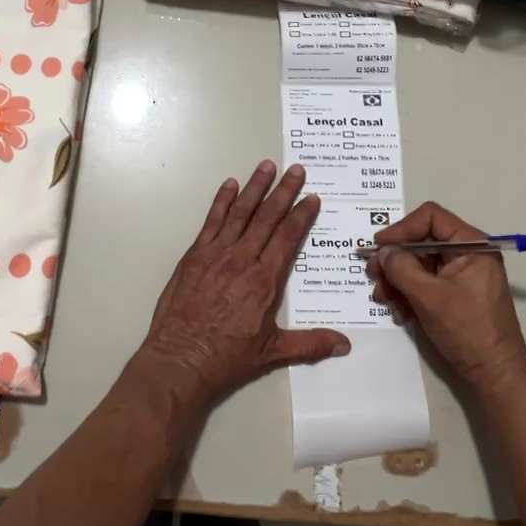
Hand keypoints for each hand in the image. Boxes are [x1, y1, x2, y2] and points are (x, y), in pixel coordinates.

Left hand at [134, 161, 350, 406]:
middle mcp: (242, 260)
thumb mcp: (273, 353)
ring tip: (267, 166)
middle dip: (284, 192)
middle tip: (297, 170)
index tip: (312, 198)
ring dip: (255, 187)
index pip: (288, 238)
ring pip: (240, 213)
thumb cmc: (227, 358)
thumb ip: (310, 344)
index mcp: (264, 281)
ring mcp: (216, 254)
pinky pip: (211, 221)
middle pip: (267, 218)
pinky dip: (221, 201)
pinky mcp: (194, 255)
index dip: (301, 215)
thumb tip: (345, 344)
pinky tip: (229, 185)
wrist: (180, 359)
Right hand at [368, 201, 525, 392]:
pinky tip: (399, 313)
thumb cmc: (467, 330)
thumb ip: (401, 268)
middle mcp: (468, 255)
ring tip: (383, 299)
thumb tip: (383, 252)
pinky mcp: (456, 296)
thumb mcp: (429, 297)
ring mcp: (462, 276)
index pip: (431, 218)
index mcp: (472, 246)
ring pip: (420, 265)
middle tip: (373, 274)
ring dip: (398, 281)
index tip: (378, 246)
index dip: (402, 228)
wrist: (495, 375)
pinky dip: (409, 295)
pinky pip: (426, 284)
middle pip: (422, 242)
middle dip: (395, 260)